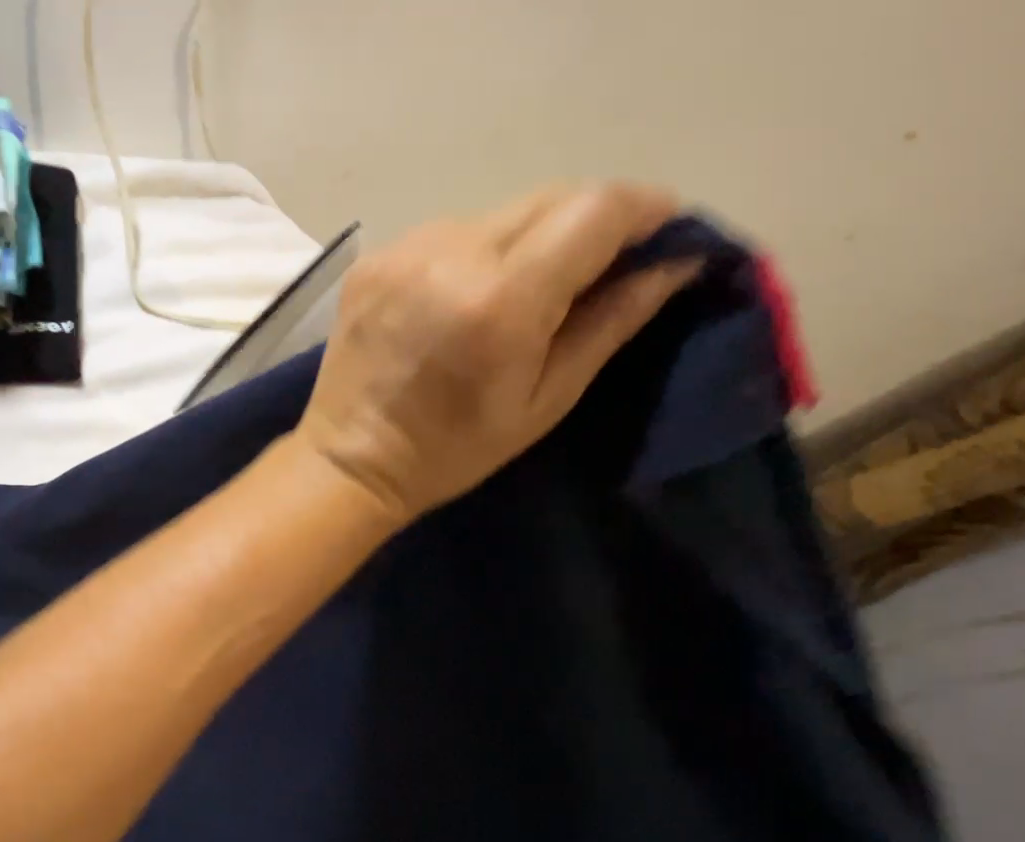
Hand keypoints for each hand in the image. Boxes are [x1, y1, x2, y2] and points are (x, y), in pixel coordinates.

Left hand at [293, 184, 703, 524]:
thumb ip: (611, 321)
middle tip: (609, 261)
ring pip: (500, 211)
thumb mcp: (546, 398)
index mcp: (501, 297)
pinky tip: (473, 292)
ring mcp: (405, 248)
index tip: (667, 231)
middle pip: (552, 196)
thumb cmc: (453, 448)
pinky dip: (479, 248)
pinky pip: (451, 230)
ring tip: (536, 285)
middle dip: (594, 219)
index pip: (596, 208)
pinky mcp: (374, 257)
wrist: (349, 460)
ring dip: (534, 234)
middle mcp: (451, 253)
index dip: (646, 208)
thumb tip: (675, 262)